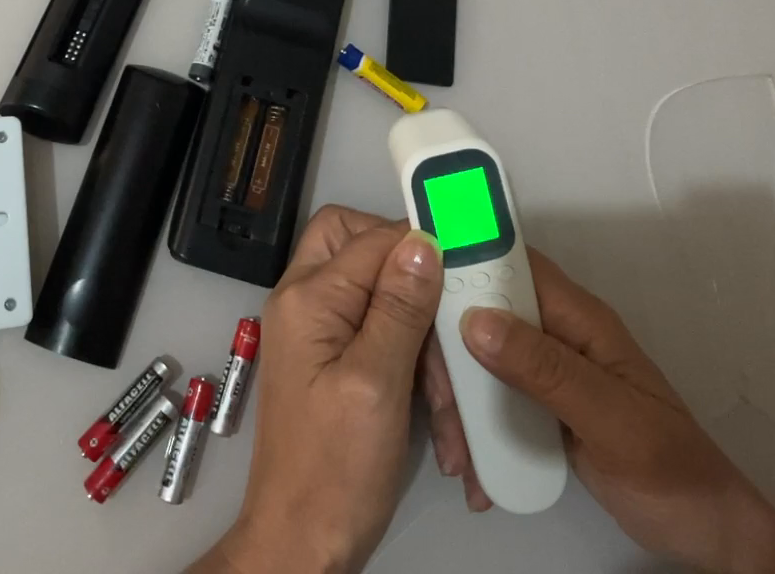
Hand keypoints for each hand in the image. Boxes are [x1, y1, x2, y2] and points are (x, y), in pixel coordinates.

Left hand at [190, 205, 443, 573]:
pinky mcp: (332, 357)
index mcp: (307, 297)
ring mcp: (316, 329)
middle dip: (411, 276)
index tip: (470, 267)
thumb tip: (420, 240)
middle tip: (449, 316)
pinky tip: (436, 408)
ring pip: (375, 292)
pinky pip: (376, 331)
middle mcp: (304, 300)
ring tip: (448, 394)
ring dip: (420, 335)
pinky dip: (410, 360)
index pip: (369, 237)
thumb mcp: (376, 383)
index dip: (419, 244)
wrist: (303, 537)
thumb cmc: (337, 466)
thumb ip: (398, 308)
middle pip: (358, 246)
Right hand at [430, 247, 774, 573]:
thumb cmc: (671, 471)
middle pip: (476, 312)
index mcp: (576, 318)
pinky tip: (469, 467)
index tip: (409, 279)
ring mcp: (539, 368)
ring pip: (470, 358)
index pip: (508, 262)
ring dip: (453, 401)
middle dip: (444, 353)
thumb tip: (473, 320)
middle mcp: (552, 332)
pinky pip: (482, 398)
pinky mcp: (529, 403)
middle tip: (437, 404)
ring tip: (457, 456)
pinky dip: (467, 428)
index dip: (459, 256)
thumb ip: (546, 370)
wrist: (705, 535)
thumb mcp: (611, 421)